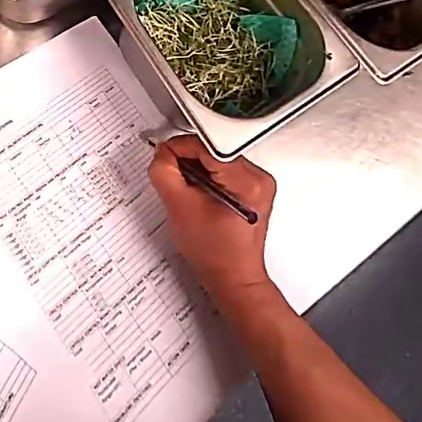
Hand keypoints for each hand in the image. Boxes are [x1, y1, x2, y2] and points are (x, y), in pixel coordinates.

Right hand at [148, 135, 277, 305]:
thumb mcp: (178, 206)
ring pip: (216, 157)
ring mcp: (259, 182)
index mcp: (246, 181)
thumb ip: (164, 171)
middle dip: (188, 161)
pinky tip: (203, 197)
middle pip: (211, 149)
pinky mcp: (254, 187)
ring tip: (193, 195)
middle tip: (178, 182)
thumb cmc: (213, 253)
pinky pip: (224, 168)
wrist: (233, 277)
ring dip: (198, 169)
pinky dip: (208, 177)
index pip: (205, 144)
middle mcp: (258, 177)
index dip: (179, 148)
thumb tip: (162, 151)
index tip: (165, 157)